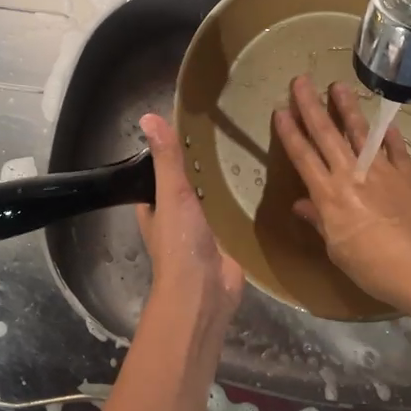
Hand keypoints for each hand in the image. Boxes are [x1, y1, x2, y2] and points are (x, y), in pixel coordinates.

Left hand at [136, 113, 244, 322]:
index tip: (194, 123)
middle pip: (190, 183)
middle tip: (230, 132)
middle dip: (205, 165)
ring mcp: (203, 230)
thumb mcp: (171, 193)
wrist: (205, 292)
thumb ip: (165, 158)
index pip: (161, 171)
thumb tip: (147, 117)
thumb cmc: (180, 243)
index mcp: (155, 207)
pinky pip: (235, 215)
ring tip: (249, 149)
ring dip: (226, 182)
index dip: (173, 150)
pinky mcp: (228, 241)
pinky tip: (263, 182)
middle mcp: (177, 217)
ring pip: (213, 198)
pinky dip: (245, 201)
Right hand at [271, 75, 410, 311]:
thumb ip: (320, 222)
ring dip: (347, 107)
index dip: (290, 133)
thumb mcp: (337, 250)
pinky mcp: (407, 175)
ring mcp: (381, 171)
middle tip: (301, 80)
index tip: (280, 110)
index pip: (303, 157)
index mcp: (329, 195)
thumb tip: (301, 204)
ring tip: (338, 85)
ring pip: (360, 133)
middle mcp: (352, 175)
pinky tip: (385, 122)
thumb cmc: (374, 267)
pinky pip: (396, 149)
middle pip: (326, 134)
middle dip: (311, 106)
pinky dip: (389, 134)